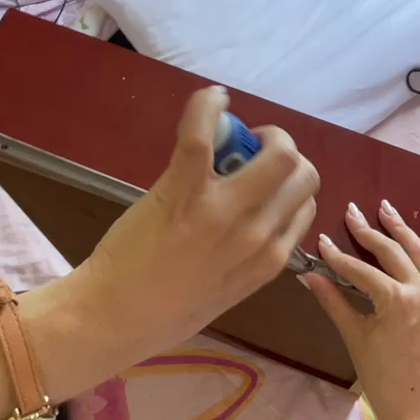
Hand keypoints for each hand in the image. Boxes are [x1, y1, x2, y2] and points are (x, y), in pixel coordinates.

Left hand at [59, 86, 318, 370]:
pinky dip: (209, 106)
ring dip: (261, 134)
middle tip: (252, 152)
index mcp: (271, 260)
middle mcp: (259, 234)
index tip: (263, 181)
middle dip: (284, 152)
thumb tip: (252, 221)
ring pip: (278, 151)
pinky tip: (213, 100)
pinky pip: (205, 134)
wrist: (114, 320)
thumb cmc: (166, 312)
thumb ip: (249, 256)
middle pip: (303, 172)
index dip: (289, 184)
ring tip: (233, 137)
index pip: (306, 204)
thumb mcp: (228, 291)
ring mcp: (224, 211)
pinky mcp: (184, 191)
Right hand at [305, 200, 419, 419]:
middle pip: (392, 252)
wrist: (419, 407)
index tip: (322, 240)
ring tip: (387, 208)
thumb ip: (333, 301)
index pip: (360, 269)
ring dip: (404, 229)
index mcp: (395, 300)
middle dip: (369, 231)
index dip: (338, 255)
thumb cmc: (381, 377)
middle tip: (352, 212)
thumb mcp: (354, 337)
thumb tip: (308, 276)